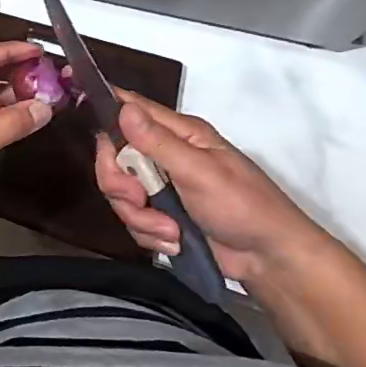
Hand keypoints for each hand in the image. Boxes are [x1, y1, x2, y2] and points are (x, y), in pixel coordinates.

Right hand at [94, 90, 325, 279]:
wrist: (268, 259)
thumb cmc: (243, 206)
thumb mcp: (200, 171)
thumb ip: (158, 142)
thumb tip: (123, 108)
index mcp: (179, 133)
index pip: (131, 110)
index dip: (108, 115)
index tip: (96, 135)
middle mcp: (165, 155)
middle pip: (115, 158)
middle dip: (120, 184)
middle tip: (138, 199)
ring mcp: (162, 187)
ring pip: (121, 194)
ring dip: (141, 218)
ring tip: (171, 231)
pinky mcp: (161, 216)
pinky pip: (134, 220)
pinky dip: (151, 234)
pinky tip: (175, 241)